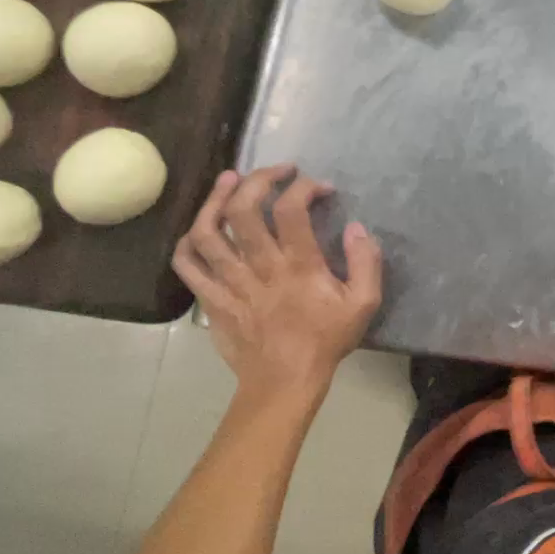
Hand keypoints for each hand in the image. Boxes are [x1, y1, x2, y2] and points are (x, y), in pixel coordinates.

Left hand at [173, 165, 383, 401]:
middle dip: (257, 180)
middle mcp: (260, 267)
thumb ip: (366, 263)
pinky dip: (188, 242)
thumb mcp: (364, 304)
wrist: (284, 382)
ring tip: (230, 181)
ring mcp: (230, 282)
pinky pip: (188, 265)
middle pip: (243, 211)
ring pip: (208, 232)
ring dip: (215, 200)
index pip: (291, 210)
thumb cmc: (326, 341)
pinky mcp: (212, 298)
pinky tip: (200, 227)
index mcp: (299, 266)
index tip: (320, 186)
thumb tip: (358, 229)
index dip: (304, 188)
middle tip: (275, 171)